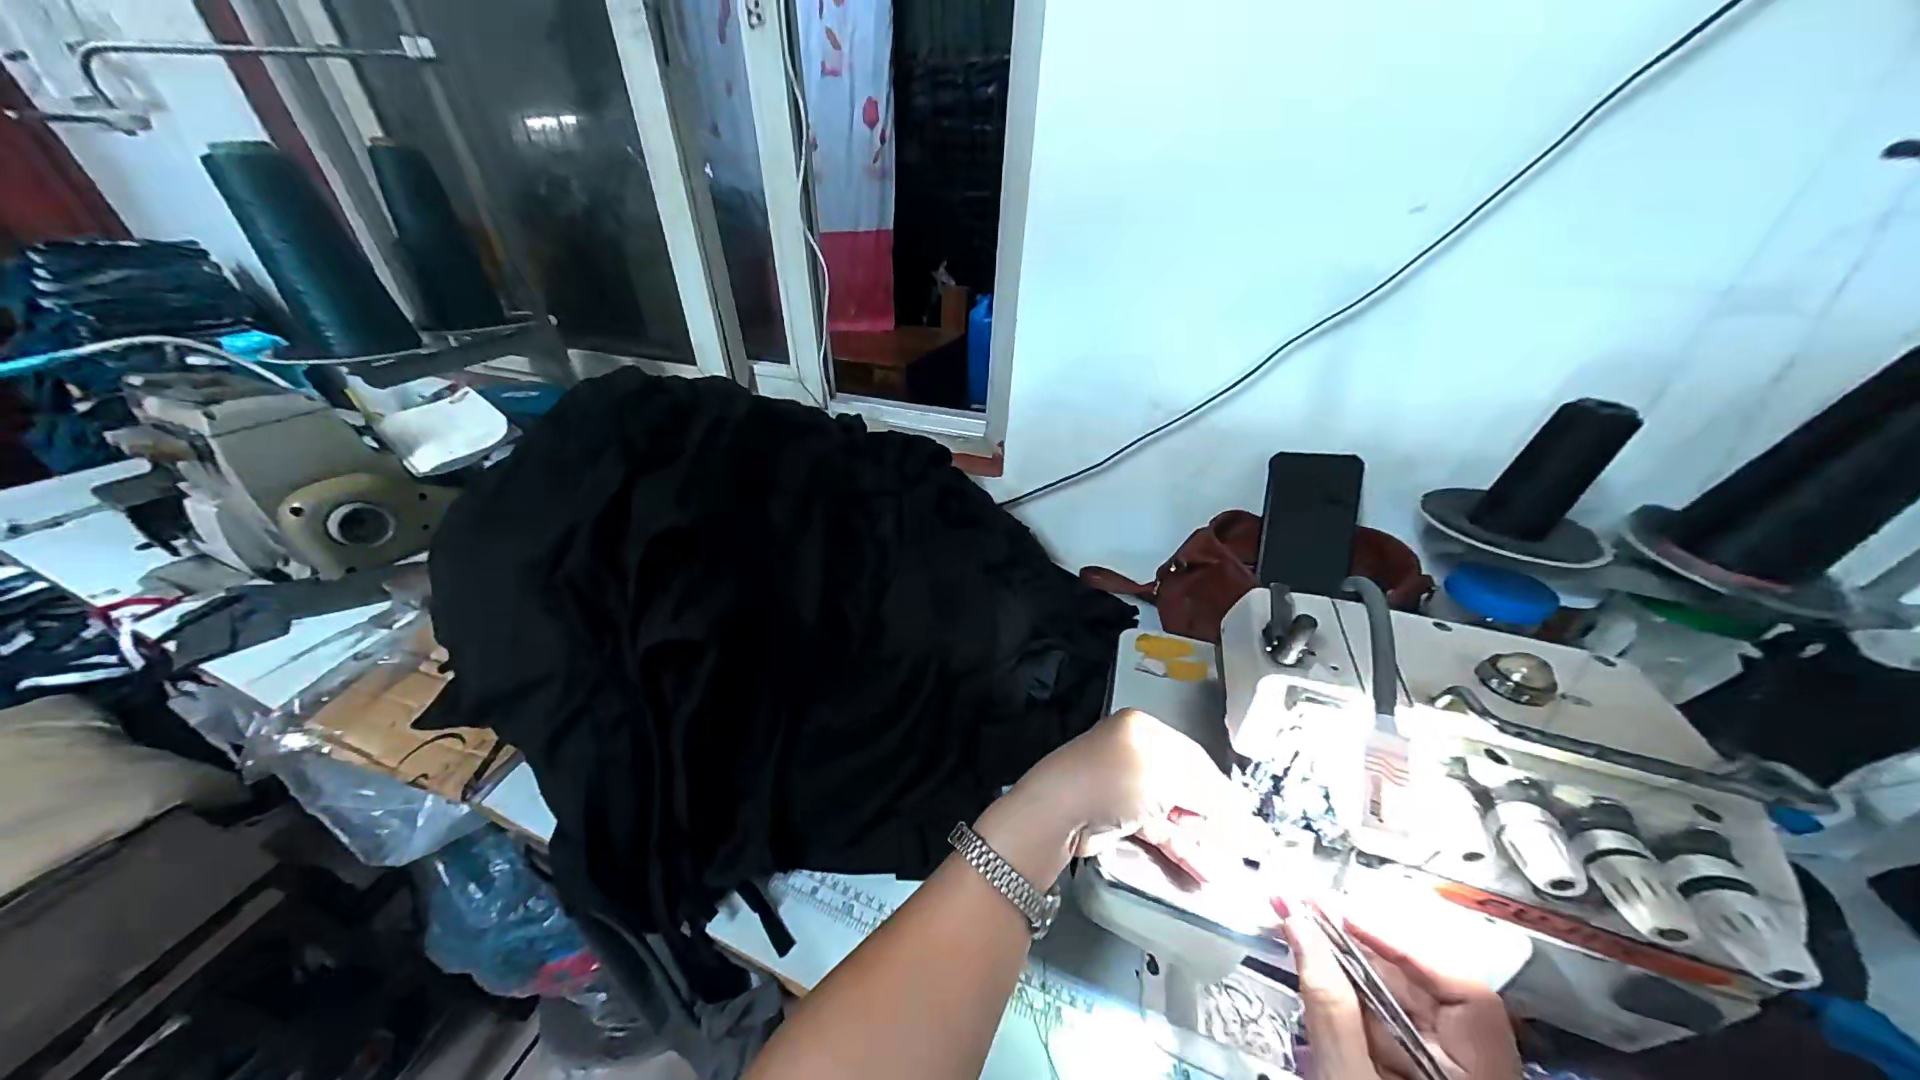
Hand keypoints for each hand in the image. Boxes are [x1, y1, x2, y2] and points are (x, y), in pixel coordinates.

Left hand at [974, 708, 1259, 886]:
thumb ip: (1209, 798)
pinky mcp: (1119, 816)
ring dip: (1201, 835)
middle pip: (1186, 784)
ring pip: (1173, 810)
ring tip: (1235, 859)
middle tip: (1249, 842)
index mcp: (1143, 730)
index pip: (1194, 757)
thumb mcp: (1167, 780)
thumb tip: (1247, 821)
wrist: (1058, 812)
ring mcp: (1125, 786)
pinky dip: (1181, 847)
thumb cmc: (1113, 780)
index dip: (1222, 788)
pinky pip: (1159, 830)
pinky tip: (1205, 869)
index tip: (1248, 815)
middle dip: (1216, 814)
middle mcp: (1134, 753)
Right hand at [1285, 907, 1522, 1079]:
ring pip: (1397, 1000)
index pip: (1463, 990)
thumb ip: (1328, 1005)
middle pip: (1424, 988)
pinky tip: (1311, 962)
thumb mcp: (1348, 1078)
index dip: (1403, 946)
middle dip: (1360, 945)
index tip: (1347, 918)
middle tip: (1307, 907)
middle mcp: (1474, 1071)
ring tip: (1296, 923)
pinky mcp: (1414, 1073)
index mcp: (1479, 1076)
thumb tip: (1300, 926)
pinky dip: (1346, 991)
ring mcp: (1446, 1071)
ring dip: (1344, 961)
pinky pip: (1384, 1020)